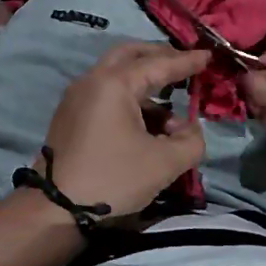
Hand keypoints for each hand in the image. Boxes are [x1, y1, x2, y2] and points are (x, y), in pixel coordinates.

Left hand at [40, 43, 212, 215]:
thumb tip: (191, 129)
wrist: (56, 210)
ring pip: (116, 76)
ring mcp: (76, 98)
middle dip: (160, 57)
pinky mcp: (70, 117)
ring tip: (171, 114)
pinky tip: (147, 124)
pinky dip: (129, 99)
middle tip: (185, 65)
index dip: (187, 61)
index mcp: (114, 84)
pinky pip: (106, 95)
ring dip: (146, 84)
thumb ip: (191, 140)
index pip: (159, 64)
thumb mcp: (165, 162)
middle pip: (130, 55)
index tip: (209, 56)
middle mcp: (92, 81)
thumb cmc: (114, 179)